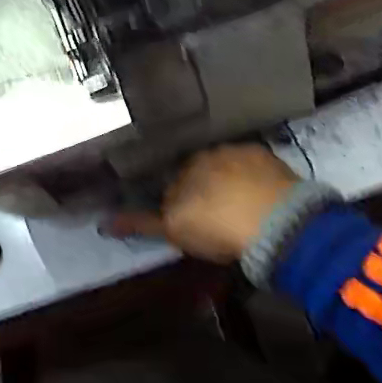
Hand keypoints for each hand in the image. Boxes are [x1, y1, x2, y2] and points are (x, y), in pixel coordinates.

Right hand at [106, 145, 299, 262]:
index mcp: (184, 170)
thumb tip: (106, 222)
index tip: (189, 220)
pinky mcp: (269, 156)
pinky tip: (261, 195)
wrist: (275, 220)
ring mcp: (241, 152)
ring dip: (230, 180)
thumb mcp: (176, 230)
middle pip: (201, 171)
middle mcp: (210, 153)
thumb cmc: (218, 227)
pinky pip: (254, 164)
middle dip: (204, 187)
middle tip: (215, 214)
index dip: (179, 203)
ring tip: (241, 205)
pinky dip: (255, 176)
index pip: (174, 184)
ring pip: (228, 165)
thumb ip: (142, 223)